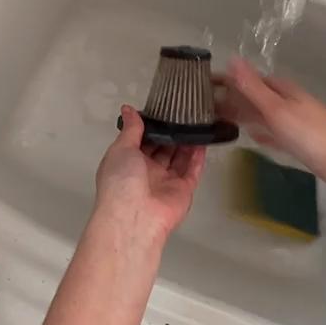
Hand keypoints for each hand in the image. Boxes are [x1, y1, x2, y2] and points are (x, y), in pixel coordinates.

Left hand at [93, 107, 206, 244]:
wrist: (135, 216)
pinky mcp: (184, 190)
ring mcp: (166, 181)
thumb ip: (131, 129)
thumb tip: (128, 108)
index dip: (150, 126)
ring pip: (178, 158)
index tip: (162, 108)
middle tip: (183, 111)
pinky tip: (204, 139)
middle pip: (161, 148)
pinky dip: (198, 156)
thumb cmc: (122, 179)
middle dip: (170, 132)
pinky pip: (192, 170)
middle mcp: (146, 171)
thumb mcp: (121, 149)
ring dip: (186, 141)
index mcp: (128, 162)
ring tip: (196, 121)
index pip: (141, 141)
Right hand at [217, 58, 325, 183]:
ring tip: (219, 120)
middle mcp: (287, 102)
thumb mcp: (276, 108)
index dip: (228, 82)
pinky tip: (252, 137)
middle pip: (255, 97)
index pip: (249, 80)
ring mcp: (292, 121)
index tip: (204, 88)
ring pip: (262, 115)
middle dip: (233, 100)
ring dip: (244, 115)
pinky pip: (272, 132)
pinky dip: (261, 132)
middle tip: (205, 108)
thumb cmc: (309, 132)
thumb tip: (232, 59)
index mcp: (282, 90)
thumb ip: (252, 87)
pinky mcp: (296, 140)